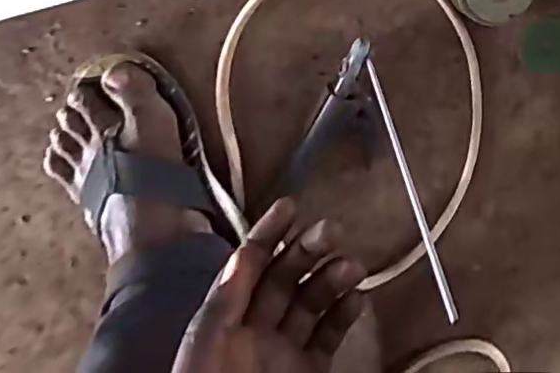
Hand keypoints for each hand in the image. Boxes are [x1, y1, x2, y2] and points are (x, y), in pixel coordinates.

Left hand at [172, 198, 367, 372]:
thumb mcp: (201, 362)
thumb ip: (218, 313)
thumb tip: (241, 255)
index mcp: (220, 331)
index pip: (245, 270)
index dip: (266, 235)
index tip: (290, 205)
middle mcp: (253, 335)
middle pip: (284, 278)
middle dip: (307, 248)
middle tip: (330, 230)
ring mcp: (283, 354)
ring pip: (312, 300)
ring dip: (332, 276)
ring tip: (350, 267)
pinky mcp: (309, 372)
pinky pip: (330, 335)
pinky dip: (346, 312)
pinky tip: (357, 298)